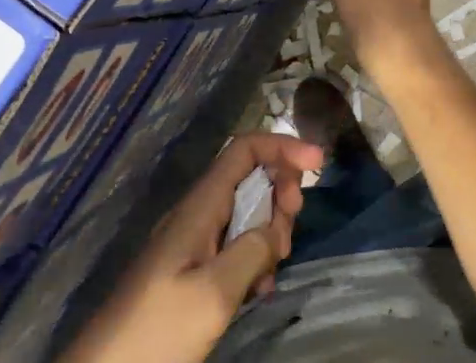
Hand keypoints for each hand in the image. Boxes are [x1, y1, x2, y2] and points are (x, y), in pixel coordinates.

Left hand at [63, 134, 322, 362]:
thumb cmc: (158, 329)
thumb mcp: (213, 293)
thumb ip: (252, 250)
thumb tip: (275, 228)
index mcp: (199, 207)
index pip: (244, 150)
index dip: (283, 147)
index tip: (318, 164)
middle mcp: (196, 215)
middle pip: (250, 180)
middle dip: (280, 198)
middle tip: (286, 239)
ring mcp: (192, 243)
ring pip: (246, 215)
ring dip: (269, 235)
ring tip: (268, 275)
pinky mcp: (191, 270)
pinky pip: (234, 247)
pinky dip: (255, 260)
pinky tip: (256, 291)